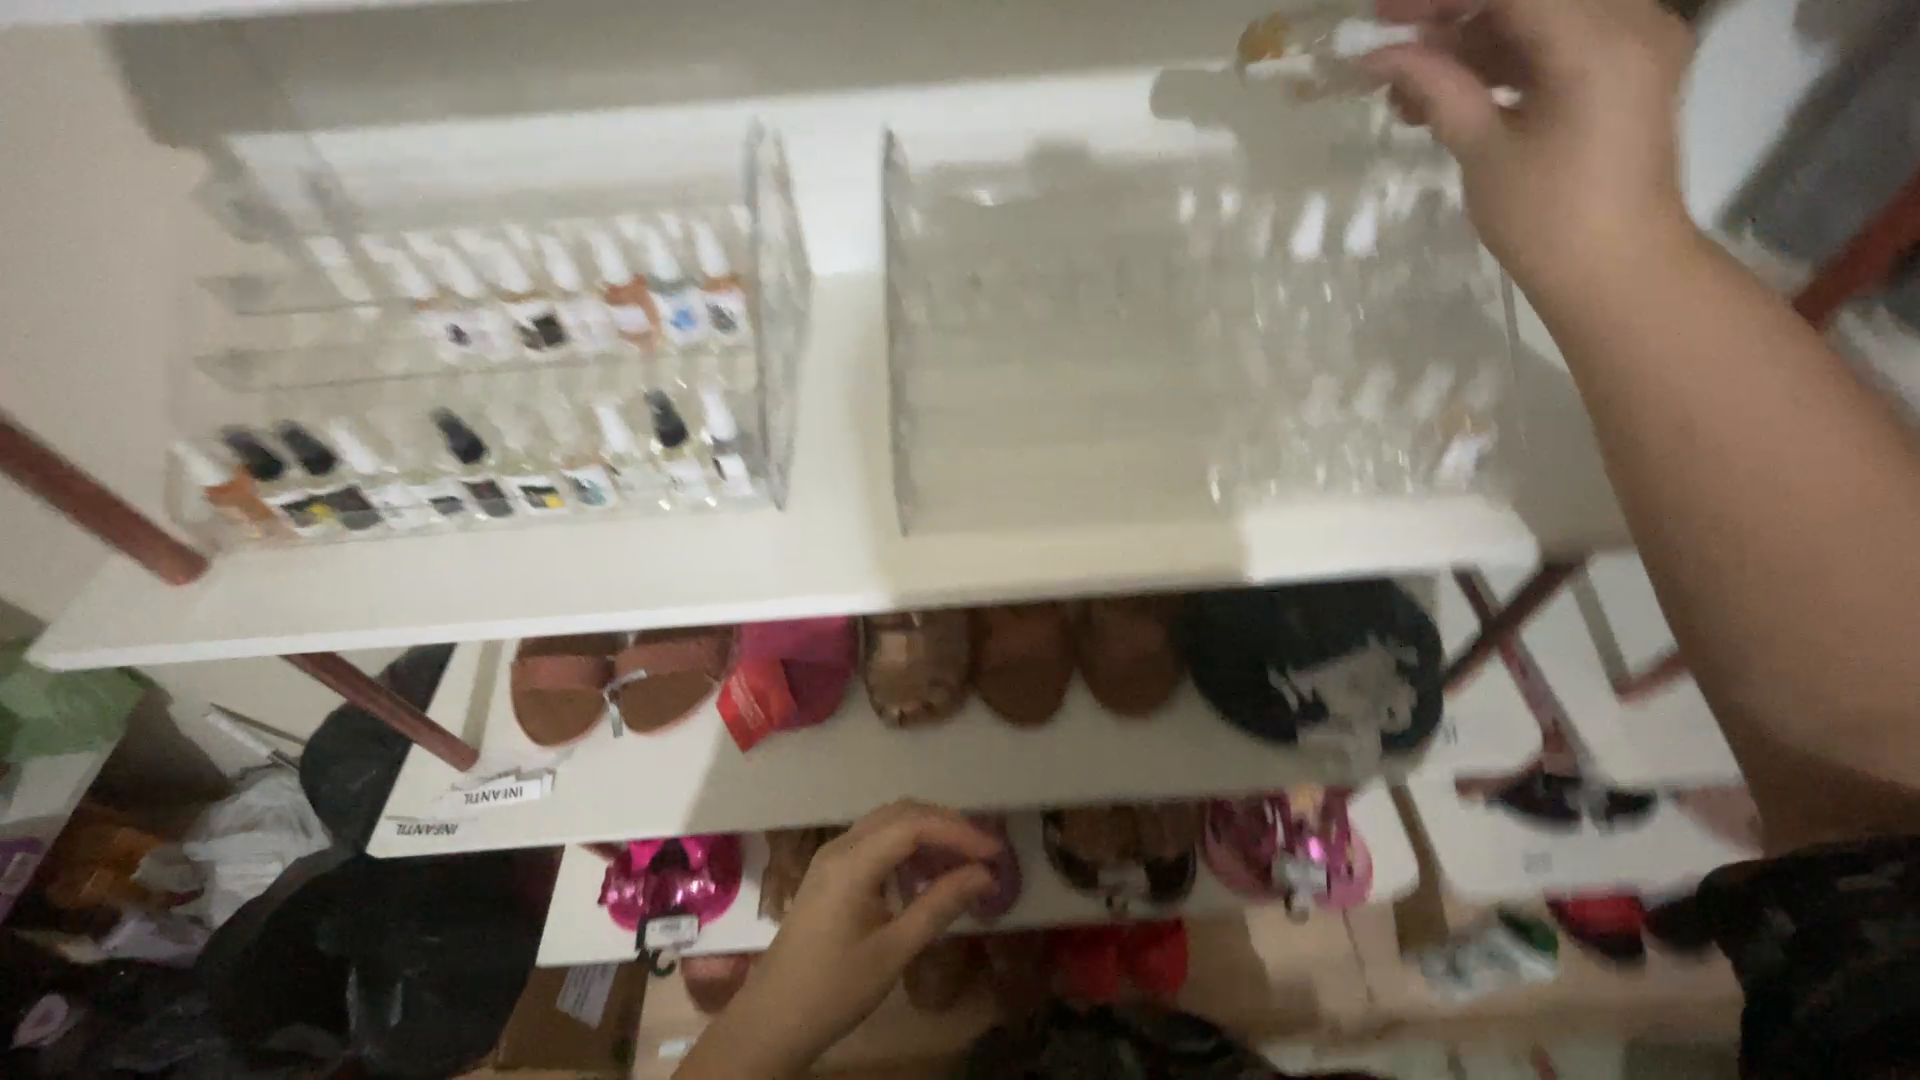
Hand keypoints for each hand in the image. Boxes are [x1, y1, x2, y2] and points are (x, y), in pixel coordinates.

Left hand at [677, 801, 999, 1077]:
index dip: (959, 832)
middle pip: (902, 813)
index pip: (914, 825)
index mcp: (852, 863)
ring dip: (929, 830)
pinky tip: (928, 870)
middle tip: (986, 851)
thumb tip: (985, 875)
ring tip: (965, 857)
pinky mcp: (831, 870)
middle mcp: (840, 847)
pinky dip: (908, 843)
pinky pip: (876, 839)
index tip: (996, 852)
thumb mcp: (894, 951)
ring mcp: (832, 856)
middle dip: (947, 824)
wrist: (773, 1018)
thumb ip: (939, 906)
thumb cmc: (834, 989)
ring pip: (888, 821)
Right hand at [1361, 0, 1696, 292]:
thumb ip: (1437, 88)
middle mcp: (1632, 19)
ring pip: (1538, 13)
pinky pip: (1557, 38)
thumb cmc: (1548, 221)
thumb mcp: (1484, 152)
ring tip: (1409, 91)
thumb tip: (1381, 55)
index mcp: (1598, 42)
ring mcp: (1634, 40)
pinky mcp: (1625, 66)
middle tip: (1392, 47)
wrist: (1618, 268)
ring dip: (1470, 40)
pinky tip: (1449, 94)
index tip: (1386, 18)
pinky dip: (1501, 57)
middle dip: (1454, 13)